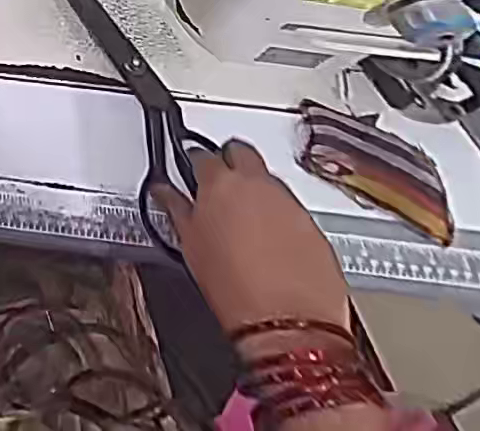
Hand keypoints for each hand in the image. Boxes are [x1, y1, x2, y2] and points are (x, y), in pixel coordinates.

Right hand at [152, 141, 350, 350]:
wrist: (287, 327)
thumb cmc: (235, 287)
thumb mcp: (189, 242)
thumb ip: (176, 207)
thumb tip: (165, 193)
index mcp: (220, 182)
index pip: (202, 155)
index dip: (195, 163)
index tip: (193, 173)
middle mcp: (257, 184)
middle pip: (241, 151)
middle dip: (230, 159)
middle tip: (222, 179)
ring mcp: (289, 204)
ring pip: (269, 180)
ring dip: (256, 189)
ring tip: (246, 217)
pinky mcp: (315, 227)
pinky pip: (293, 209)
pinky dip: (281, 216)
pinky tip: (272, 240)